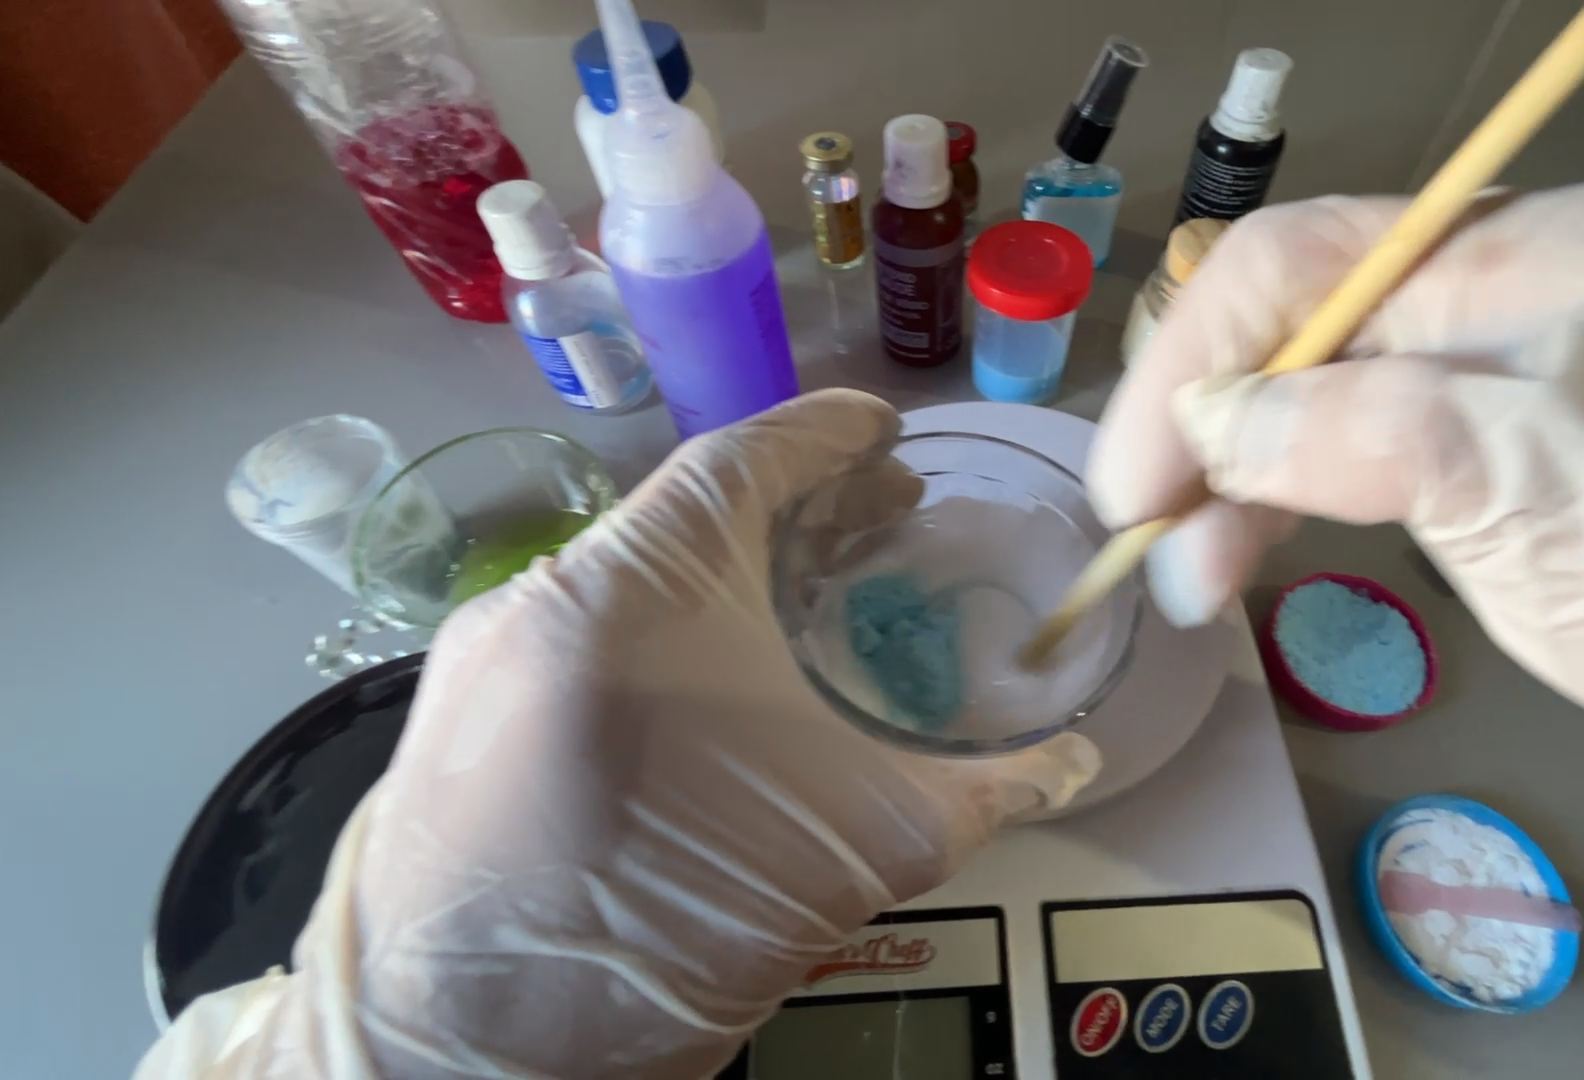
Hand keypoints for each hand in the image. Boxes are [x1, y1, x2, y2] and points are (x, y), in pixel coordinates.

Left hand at [139, 390, 1099, 1078]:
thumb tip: (1073, 762)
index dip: (820, 431)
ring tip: (826, 567)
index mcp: (637, 598)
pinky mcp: (478, 697)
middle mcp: (554, 596)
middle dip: (806, 493)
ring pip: (650, 557)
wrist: (470, 1067)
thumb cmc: (669, 935)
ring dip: (746, 548)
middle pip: (700, 503)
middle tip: (887, 505)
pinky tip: (731, 648)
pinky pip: (604, 609)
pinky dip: (686, 599)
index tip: (885, 427)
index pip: (740, 461)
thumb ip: (979, 793)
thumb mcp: (854, 852)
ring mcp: (502, 644)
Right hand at [1090, 181, 1583, 910]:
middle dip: (1189, 440)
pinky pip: (1308, 465)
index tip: (1131, 480)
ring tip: (1183, 580)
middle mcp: (1465, 304)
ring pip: (1278, 412)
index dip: (1186, 365)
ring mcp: (1446, 385)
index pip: (1294, 268)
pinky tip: (1223, 560)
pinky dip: (1252, 513)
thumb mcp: (1559, 489)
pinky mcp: (1436, 460)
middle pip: (1271, 342)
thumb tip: (1208, 424)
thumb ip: (1374, 434)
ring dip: (1212, 493)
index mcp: (1512, 260)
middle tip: (1142, 542)